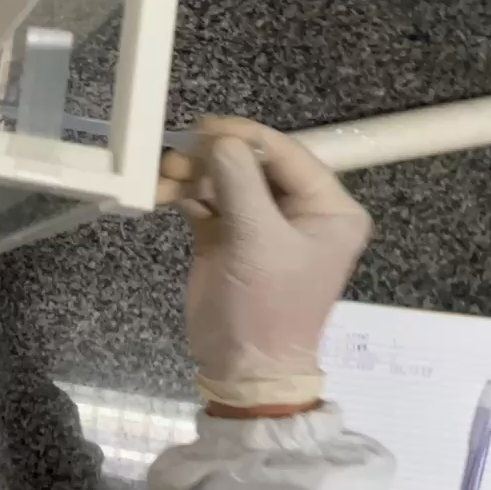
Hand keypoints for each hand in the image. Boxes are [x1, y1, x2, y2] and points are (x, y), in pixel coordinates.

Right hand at [160, 117, 370, 409]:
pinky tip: (163, 193)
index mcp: (326, 209)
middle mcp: (295, 211)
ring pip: (223, 182)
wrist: (242, 363)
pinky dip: (183, 194)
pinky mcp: (224, 239)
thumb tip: (218, 140)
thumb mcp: (259, 241)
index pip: (288, 156)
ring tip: (165, 178)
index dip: (247, 136)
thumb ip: (239, 185)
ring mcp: (257, 225)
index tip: (206, 126)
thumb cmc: (266, 305)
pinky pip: (204, 203)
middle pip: (251, 166)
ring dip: (193, 176)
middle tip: (178, 157)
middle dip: (213, 159)